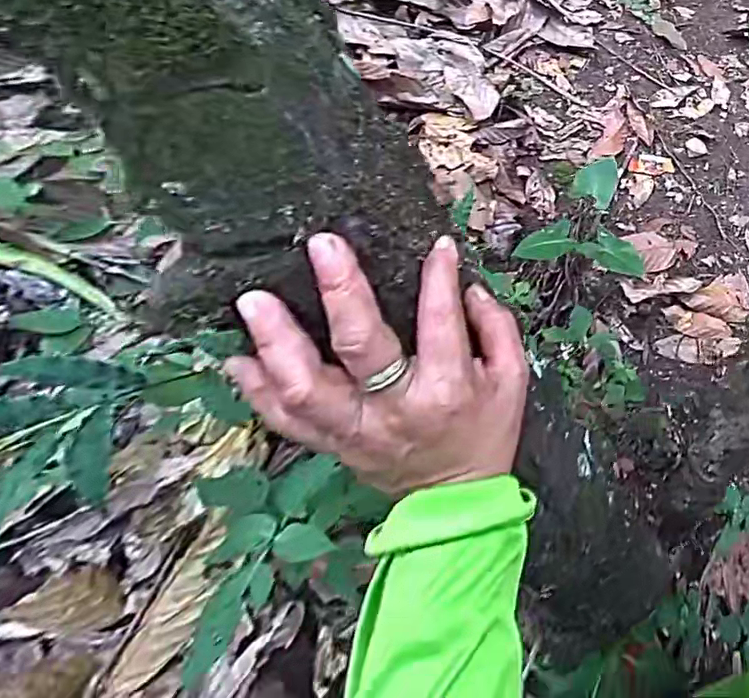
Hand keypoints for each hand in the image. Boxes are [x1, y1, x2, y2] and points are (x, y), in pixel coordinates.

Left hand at [225, 233, 528, 496]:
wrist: (457, 503)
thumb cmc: (486, 430)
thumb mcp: (512, 378)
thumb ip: (497, 326)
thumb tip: (467, 287)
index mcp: (445, 389)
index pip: (439, 322)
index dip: (439, 279)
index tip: (438, 247)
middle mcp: (394, 409)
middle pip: (359, 347)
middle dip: (340, 291)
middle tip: (322, 246)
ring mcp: (355, 430)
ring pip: (304, 389)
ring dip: (276, 342)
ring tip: (253, 301)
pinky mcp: (332, 444)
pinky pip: (285, 422)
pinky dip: (256, 390)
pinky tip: (237, 357)